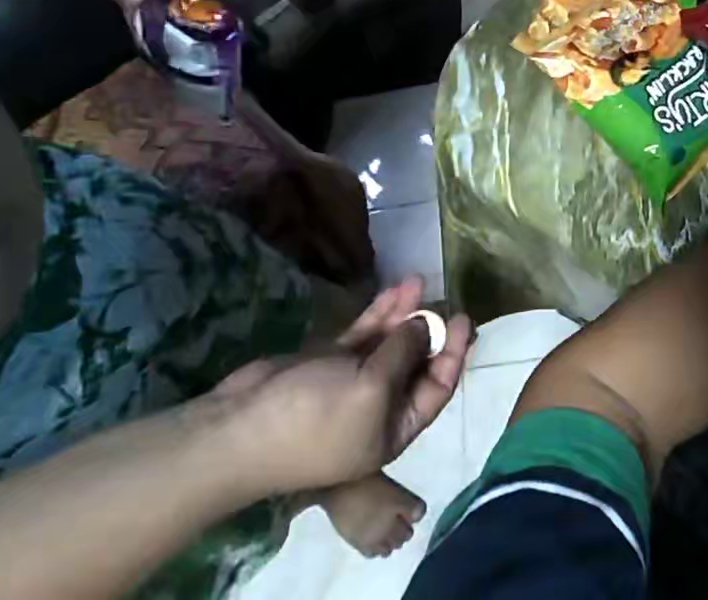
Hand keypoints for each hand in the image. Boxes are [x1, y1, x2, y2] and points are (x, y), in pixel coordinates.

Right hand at [211, 277, 471, 494]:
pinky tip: (393, 290)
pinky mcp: (328, 360)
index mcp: (395, 427)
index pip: (437, 388)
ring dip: (403, 313)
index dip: (453, 354)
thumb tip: (421, 327)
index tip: (464, 319)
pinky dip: (378, 313)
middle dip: (429, 329)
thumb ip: (402, 356)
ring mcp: (351, 380)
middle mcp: (379, 405)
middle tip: (445, 296)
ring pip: (388, 343)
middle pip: (414, 363)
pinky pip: (363, 334)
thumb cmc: (317, 418)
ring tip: (417, 280)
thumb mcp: (371, 391)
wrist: (243, 426)